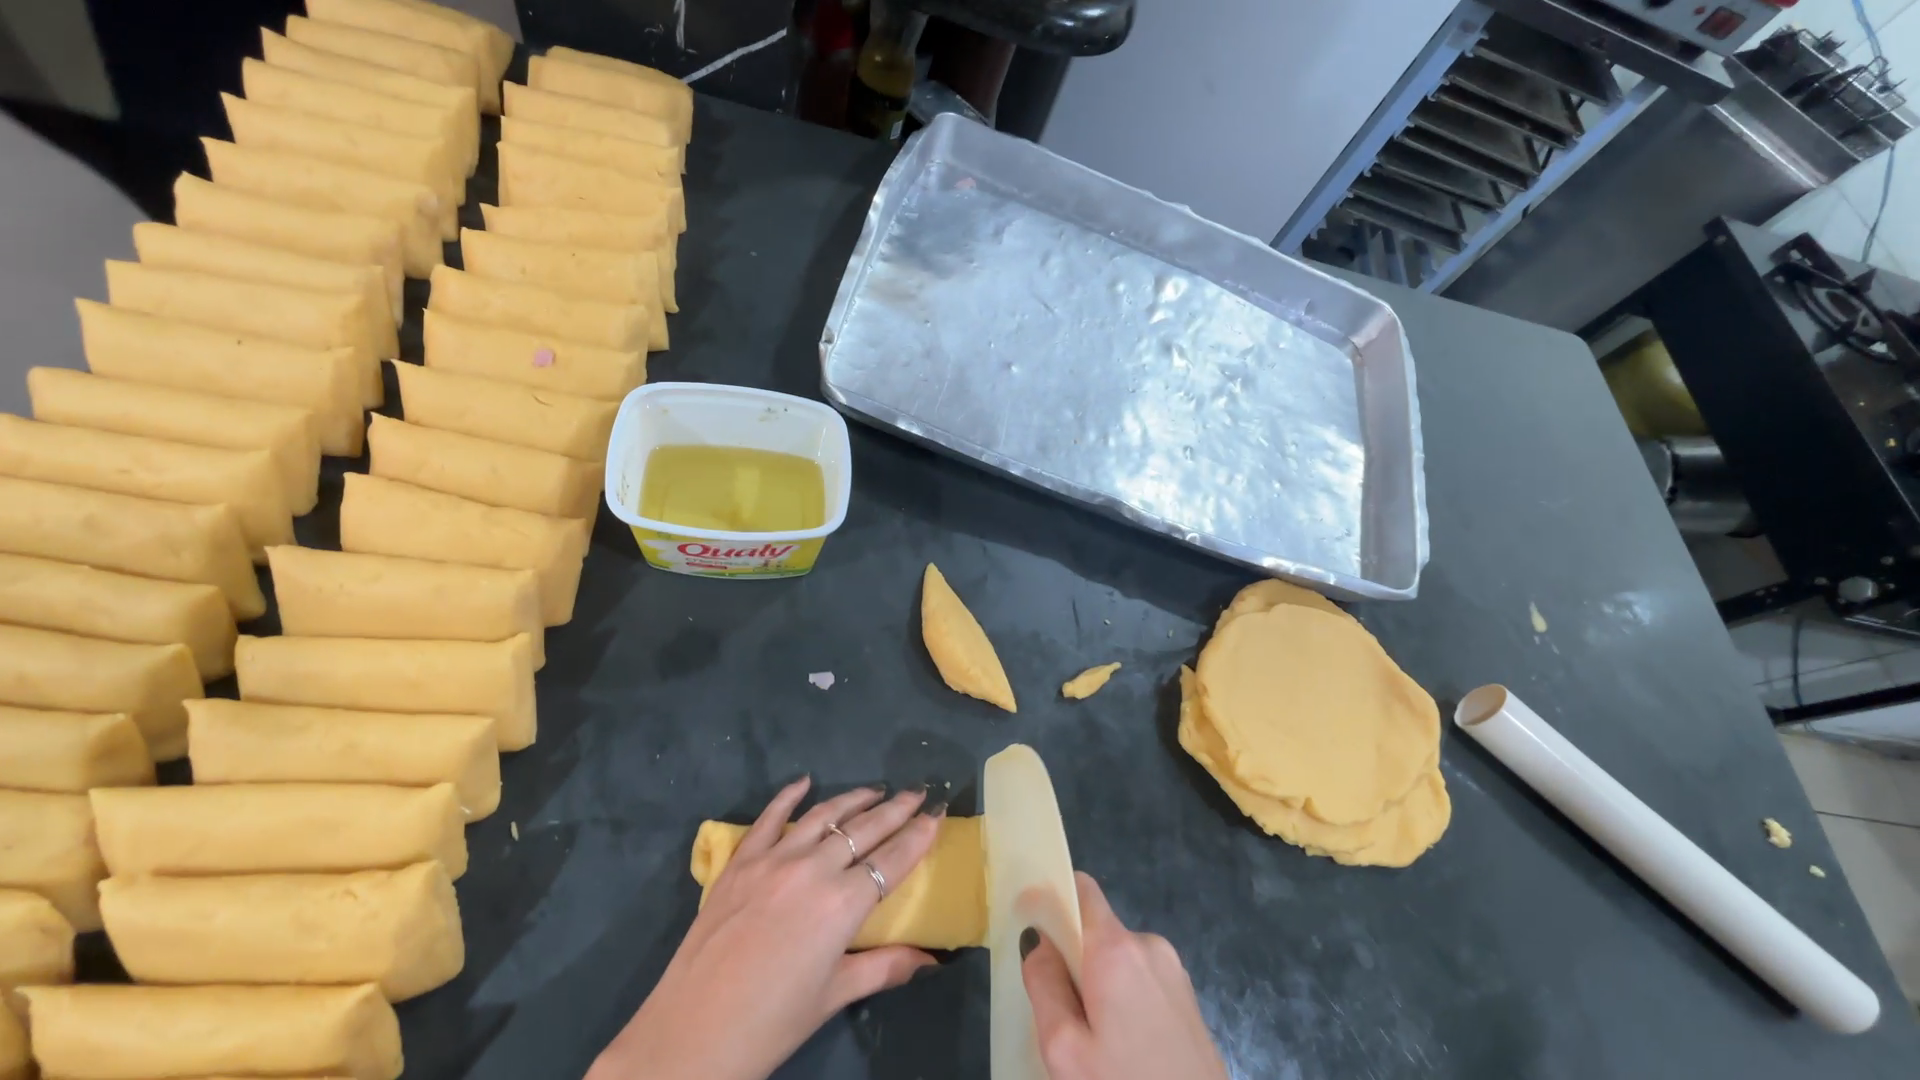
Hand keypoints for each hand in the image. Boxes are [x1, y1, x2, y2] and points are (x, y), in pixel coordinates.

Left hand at [587, 777, 941, 1079]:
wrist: (692, 1033)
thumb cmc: (772, 1022)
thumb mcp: (835, 995)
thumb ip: (886, 967)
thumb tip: (932, 961)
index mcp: (843, 904)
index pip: (893, 859)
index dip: (920, 834)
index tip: (938, 812)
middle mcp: (813, 869)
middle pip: (865, 828)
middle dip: (896, 808)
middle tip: (918, 792)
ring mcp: (772, 860)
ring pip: (823, 816)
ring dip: (854, 798)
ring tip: (876, 789)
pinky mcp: (739, 863)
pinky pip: (769, 819)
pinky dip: (788, 796)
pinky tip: (804, 781)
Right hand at [1022, 872, 1227, 1079]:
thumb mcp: (1064, 1047)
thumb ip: (1043, 984)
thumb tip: (1037, 940)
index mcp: (1117, 949)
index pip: (1081, 889)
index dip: (1051, 900)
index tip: (1029, 930)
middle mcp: (1149, 946)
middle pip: (1096, 930)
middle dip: (1072, 960)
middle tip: (1060, 1015)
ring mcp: (1175, 972)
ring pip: (1117, 960)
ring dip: (1097, 985)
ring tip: (1094, 1044)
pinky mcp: (1188, 999)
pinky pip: (1140, 981)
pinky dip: (1122, 1001)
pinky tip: (1123, 1050)